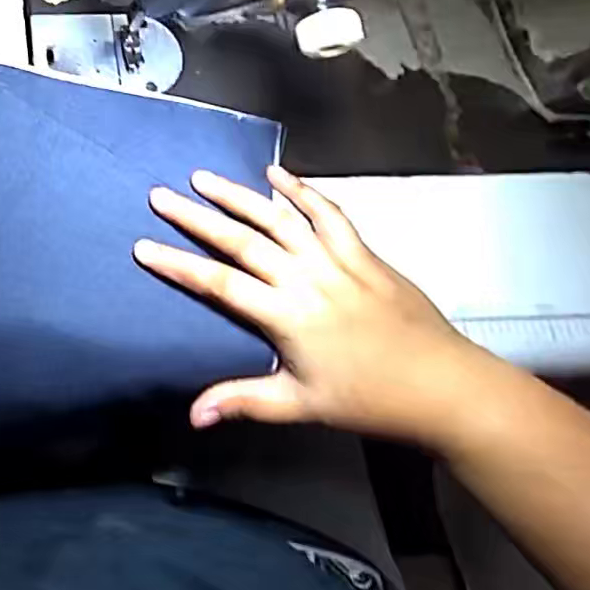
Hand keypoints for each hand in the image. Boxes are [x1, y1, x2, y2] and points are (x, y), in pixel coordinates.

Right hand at [134, 166, 520, 445]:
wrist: (445, 387)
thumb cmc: (369, 400)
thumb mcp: (301, 406)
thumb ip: (244, 402)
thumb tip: (192, 415)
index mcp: (287, 316)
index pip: (220, 284)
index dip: (178, 265)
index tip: (144, 246)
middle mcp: (306, 279)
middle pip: (242, 241)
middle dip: (196, 217)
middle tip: (161, 195)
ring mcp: (337, 261)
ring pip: (280, 220)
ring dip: (239, 196)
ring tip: (203, 178)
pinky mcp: (363, 254)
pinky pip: (329, 215)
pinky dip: (303, 192)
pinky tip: (277, 174)